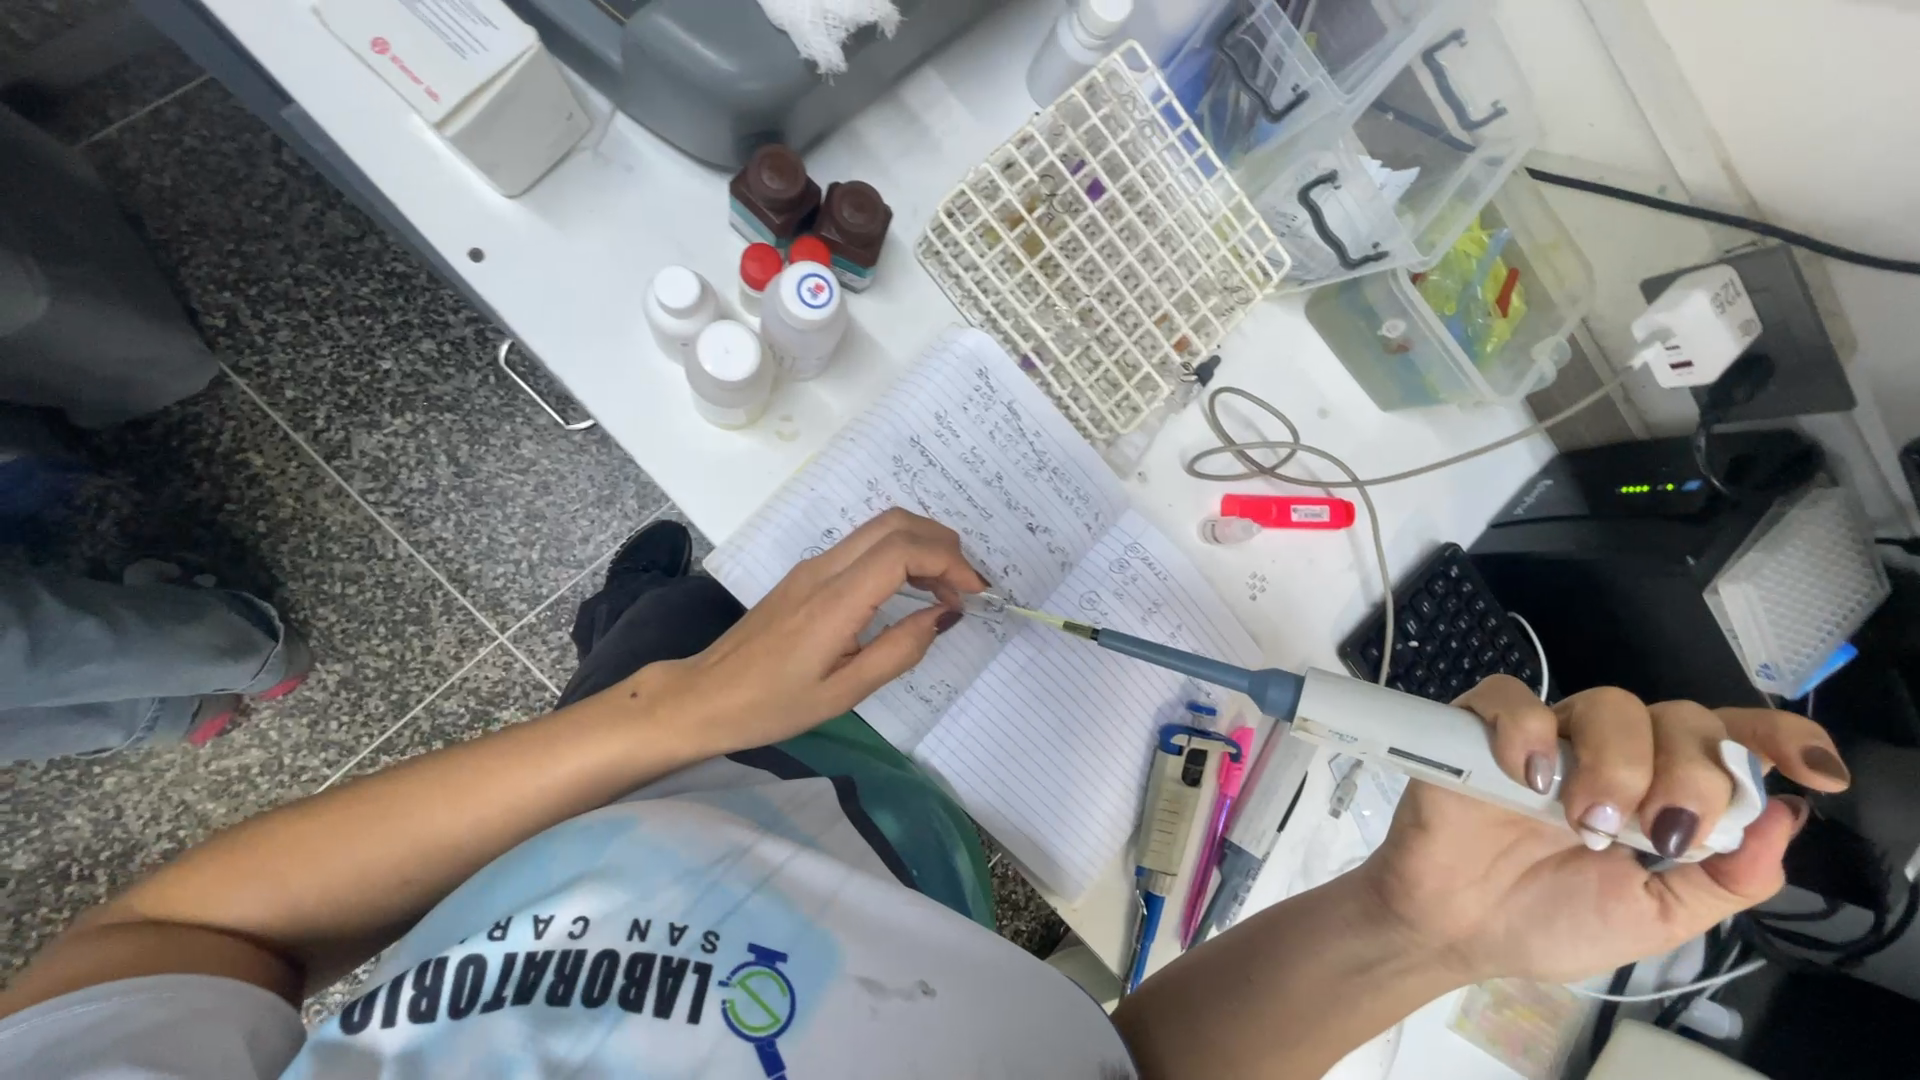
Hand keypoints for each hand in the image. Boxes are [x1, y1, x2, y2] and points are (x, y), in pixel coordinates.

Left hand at [642, 509, 986, 753]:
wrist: (703, 696)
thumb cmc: (771, 706)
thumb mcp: (843, 693)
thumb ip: (898, 651)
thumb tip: (942, 617)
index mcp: (835, 601)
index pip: (902, 551)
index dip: (949, 562)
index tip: (974, 594)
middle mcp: (824, 569)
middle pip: (895, 523)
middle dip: (943, 544)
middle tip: (966, 587)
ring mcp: (812, 567)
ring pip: (879, 528)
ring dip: (922, 546)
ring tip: (946, 589)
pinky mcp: (806, 575)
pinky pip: (863, 546)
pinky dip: (899, 554)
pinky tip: (910, 590)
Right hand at [1354, 676, 1851, 983]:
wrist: (1456, 927)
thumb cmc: (1549, 921)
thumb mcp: (1658, 917)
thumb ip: (1726, 878)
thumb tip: (1784, 815)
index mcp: (1658, 792)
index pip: (1727, 741)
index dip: (1777, 738)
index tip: (1813, 771)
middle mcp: (1605, 754)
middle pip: (1675, 717)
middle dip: (1687, 776)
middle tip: (1653, 836)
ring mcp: (1540, 740)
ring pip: (1603, 703)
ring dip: (1614, 762)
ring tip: (1584, 822)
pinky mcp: (1473, 732)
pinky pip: (1507, 697)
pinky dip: (1525, 728)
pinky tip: (1526, 776)